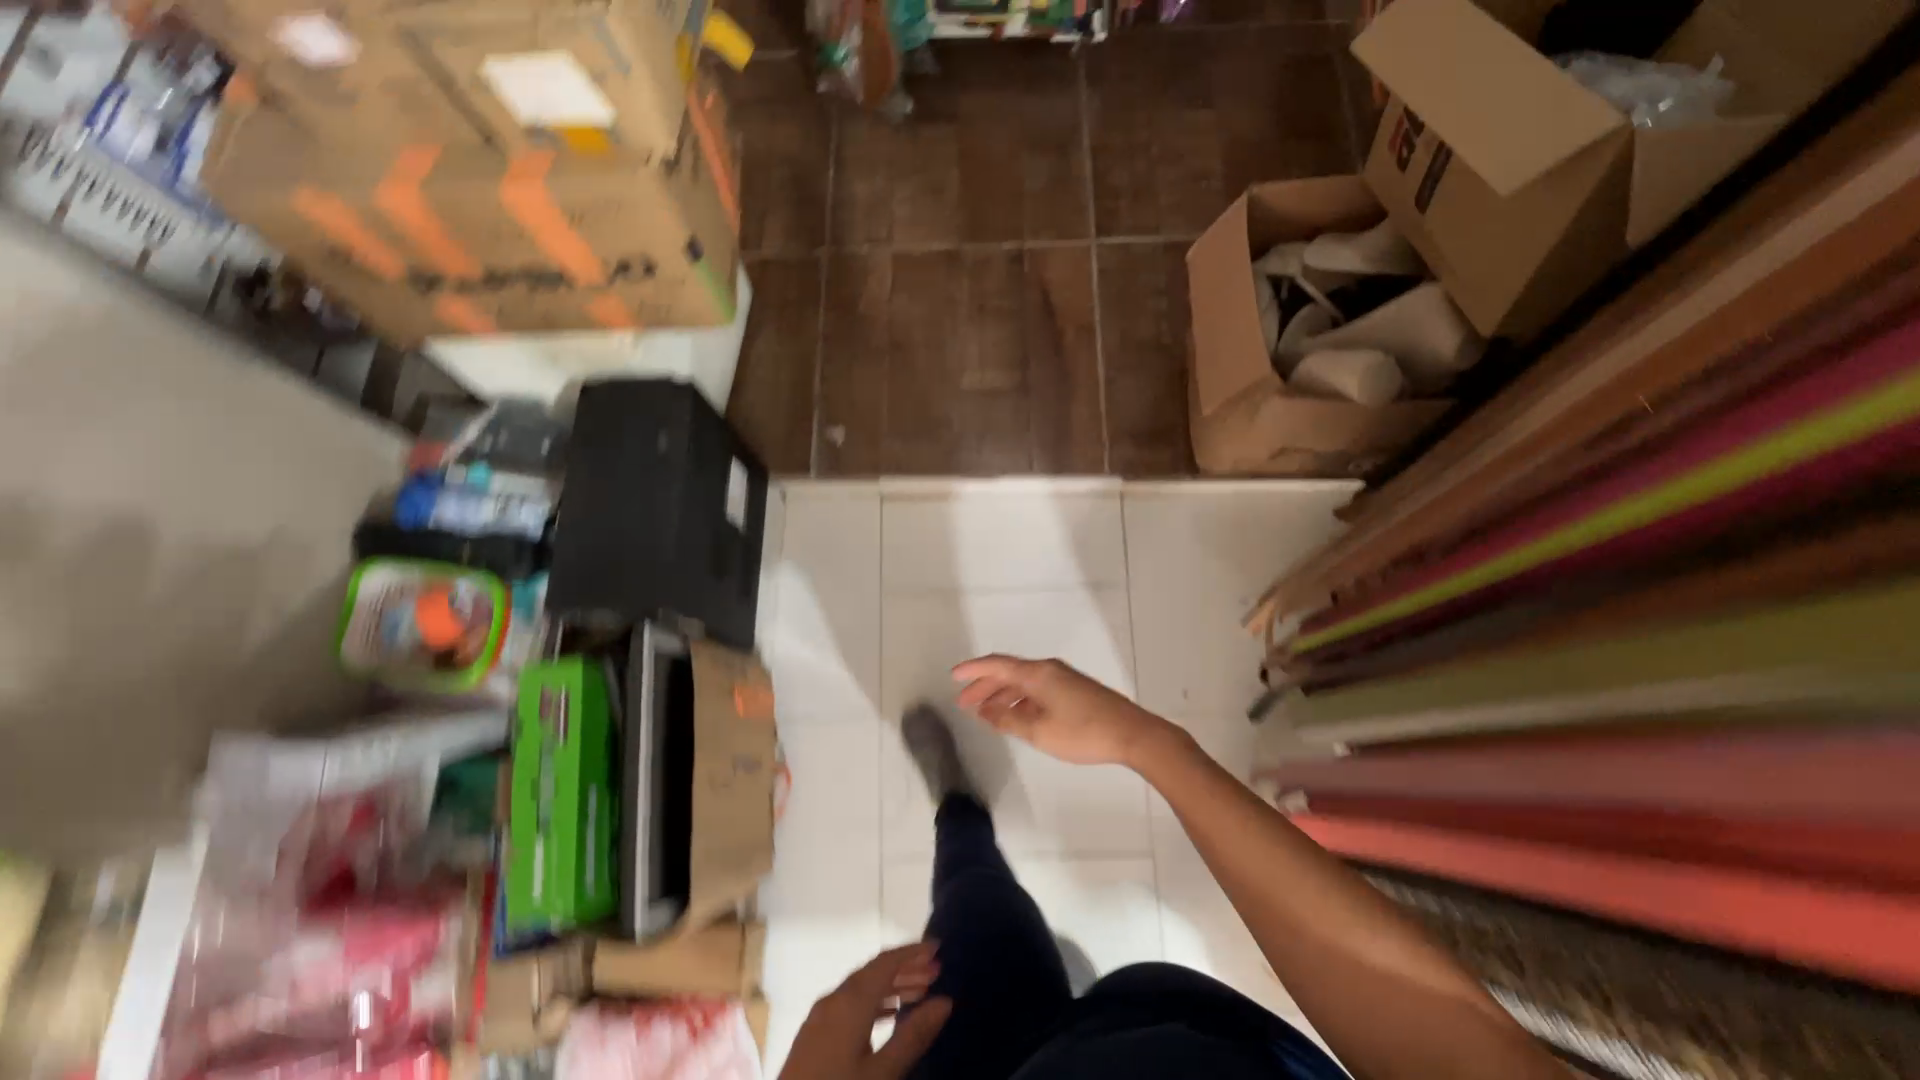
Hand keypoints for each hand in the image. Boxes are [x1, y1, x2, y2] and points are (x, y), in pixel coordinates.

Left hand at [779, 944, 951, 1079]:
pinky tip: (890, 1016)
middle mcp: (833, 999)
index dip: (913, 952)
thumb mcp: (883, 1072)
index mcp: (850, 1002)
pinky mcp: (814, 1033)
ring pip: (861, 988)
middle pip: (874, 972)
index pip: (886, 962)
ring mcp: (820, 1016)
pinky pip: (850, 1003)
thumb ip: (913, 1035)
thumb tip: (945, 1001)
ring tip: (921, 992)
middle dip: (906, 968)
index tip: (938, 948)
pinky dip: (874, 1002)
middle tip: (937, 973)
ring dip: (891, 986)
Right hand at [952, 655, 1177, 767]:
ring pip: (1024, 683)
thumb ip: (1009, 720)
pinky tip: (1015, 716)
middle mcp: (1048, 670)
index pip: (997, 665)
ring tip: (985, 713)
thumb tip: (986, 711)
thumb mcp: (1039, 732)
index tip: (953, 677)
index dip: (973, 670)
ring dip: (1002, 695)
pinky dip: (1020, 700)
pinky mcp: (1074, 691)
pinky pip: (1037, 690)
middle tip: (964, 703)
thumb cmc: (1083, 733)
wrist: (1132, 734)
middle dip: (984, 687)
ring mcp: (1063, 679)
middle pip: (1009, 673)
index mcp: (1038, 674)